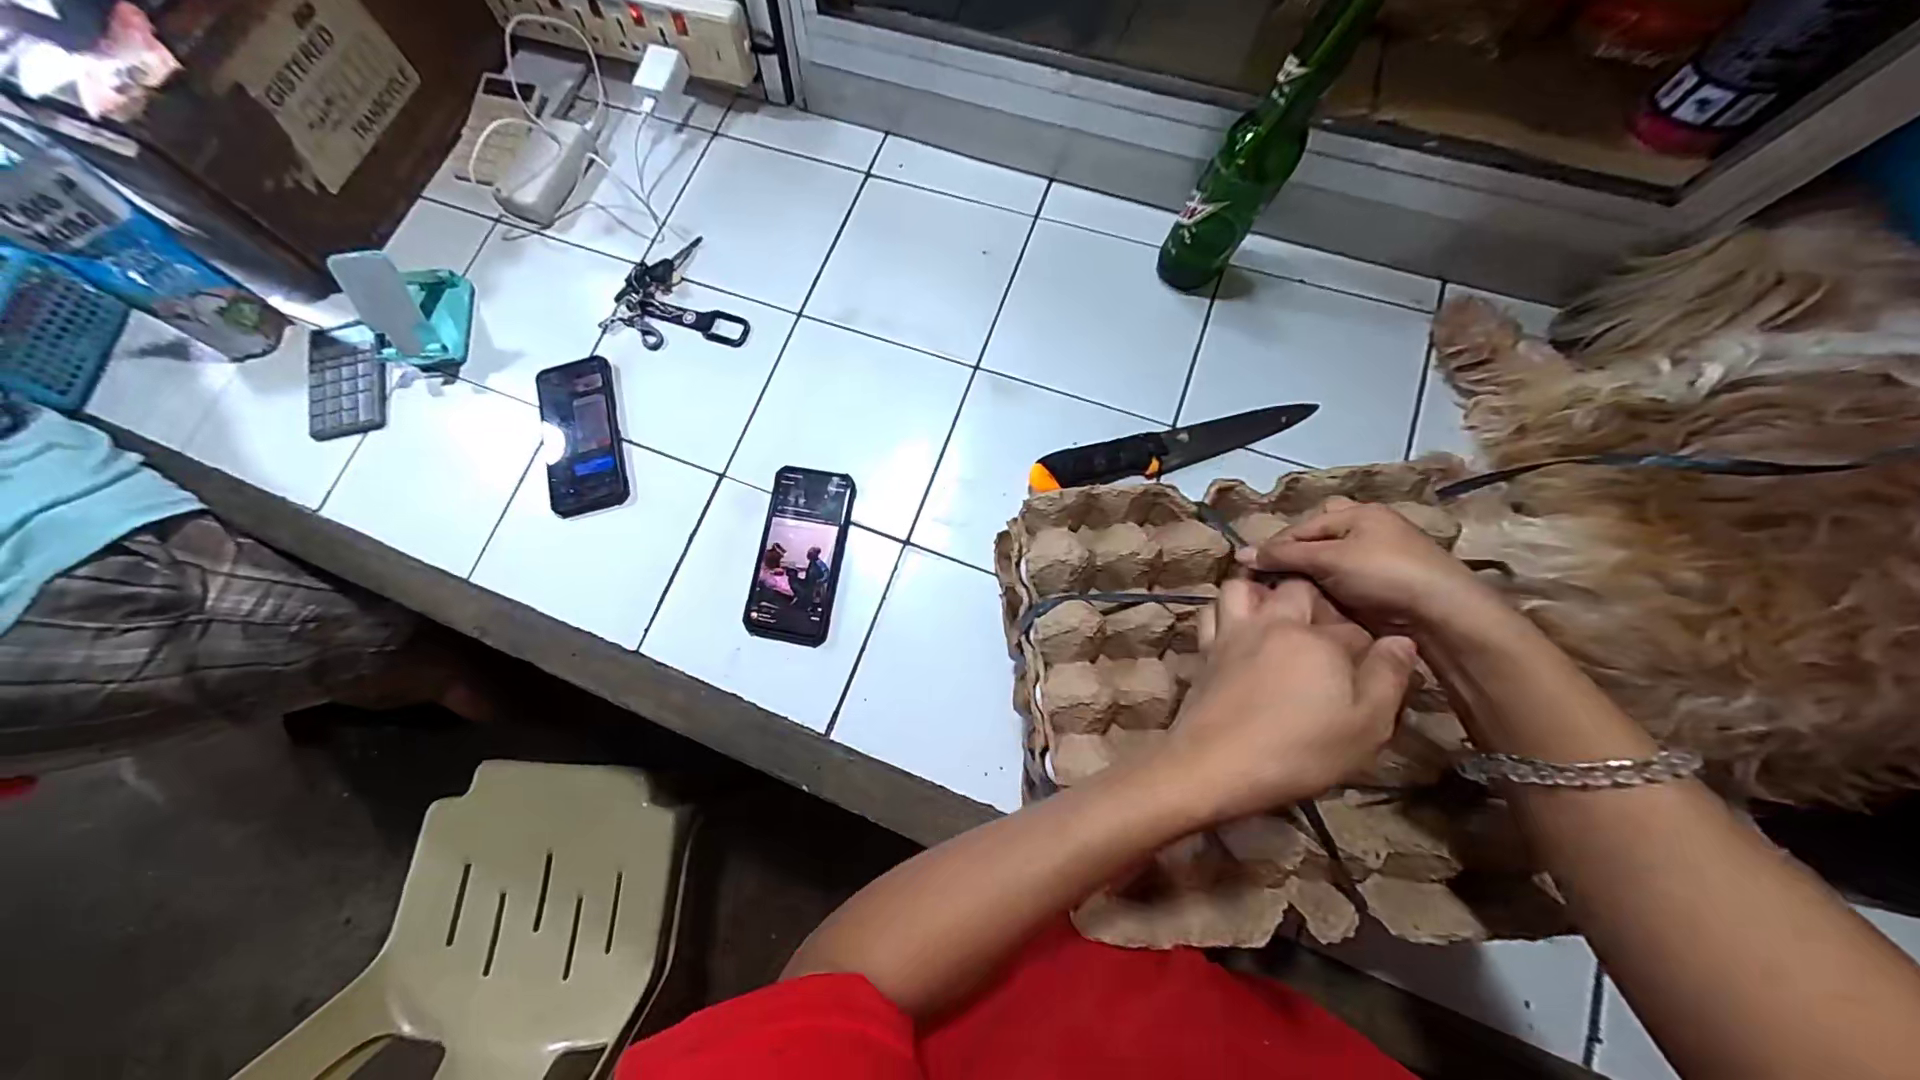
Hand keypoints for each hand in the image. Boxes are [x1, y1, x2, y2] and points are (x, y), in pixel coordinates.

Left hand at [1152, 576, 1416, 823]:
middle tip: (1325, 638)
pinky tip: (1236, 630)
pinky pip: (1211, 611)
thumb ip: (1387, 679)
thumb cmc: (1298, 750)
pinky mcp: (1204, 649)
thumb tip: (1400, 641)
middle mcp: (1272, 623)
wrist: (1214, 762)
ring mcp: (1232, 632)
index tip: (1370, 670)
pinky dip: (1224, 610)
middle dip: (1318, 604)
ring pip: (1243, 587)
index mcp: (1318, 639)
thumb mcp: (1366, 727)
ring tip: (1276, 621)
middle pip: (1299, 589)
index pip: (1354, 628)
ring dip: (1261, 595)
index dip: (1368, 647)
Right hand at [1237, 497, 1495, 634]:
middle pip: (1312, 545)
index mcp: (1357, 514)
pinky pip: (1337, 587)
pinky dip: (1322, 596)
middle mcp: (1365, 532)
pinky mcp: (1378, 589)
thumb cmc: (1384, 574)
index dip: (1273, 548)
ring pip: (1323, 568)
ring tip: (1282, 599)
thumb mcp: (1328, 559)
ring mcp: (1373, 561)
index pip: (1300, 527)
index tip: (1247, 571)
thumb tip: (1240, 554)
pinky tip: (1307, 609)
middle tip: (1267, 585)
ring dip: (1305, 582)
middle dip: (1290, 563)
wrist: (1441, 615)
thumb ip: (1283, 556)